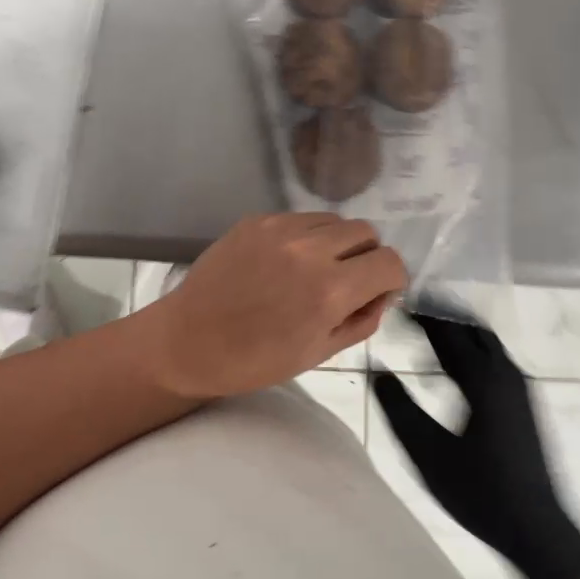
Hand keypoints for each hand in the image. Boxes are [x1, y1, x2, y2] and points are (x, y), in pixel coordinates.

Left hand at [136, 213, 406, 399]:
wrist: (189, 340)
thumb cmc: (255, 360)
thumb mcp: (320, 351)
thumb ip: (362, 319)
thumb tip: (382, 292)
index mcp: (329, 290)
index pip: (389, 262)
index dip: (390, 280)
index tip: (376, 293)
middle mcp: (308, 250)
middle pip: (365, 232)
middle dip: (366, 257)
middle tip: (346, 283)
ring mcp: (278, 229)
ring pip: (333, 220)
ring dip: (336, 243)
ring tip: (313, 271)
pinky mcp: (255, 220)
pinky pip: (300, 218)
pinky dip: (305, 236)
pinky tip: (284, 262)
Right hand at [373, 312, 579, 578]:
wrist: (538, 531)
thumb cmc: (479, 493)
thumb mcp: (427, 453)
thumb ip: (398, 408)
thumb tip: (377, 369)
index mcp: (483, 380)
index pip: (446, 331)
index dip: (419, 314)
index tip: (393, 305)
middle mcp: (506, 374)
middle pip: (470, 327)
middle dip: (438, 316)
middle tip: (405, 315)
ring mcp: (520, 388)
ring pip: (484, 342)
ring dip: (454, 333)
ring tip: (420, 337)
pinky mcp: (524, 403)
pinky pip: (492, 358)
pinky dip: (467, 350)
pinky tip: (446, 372)